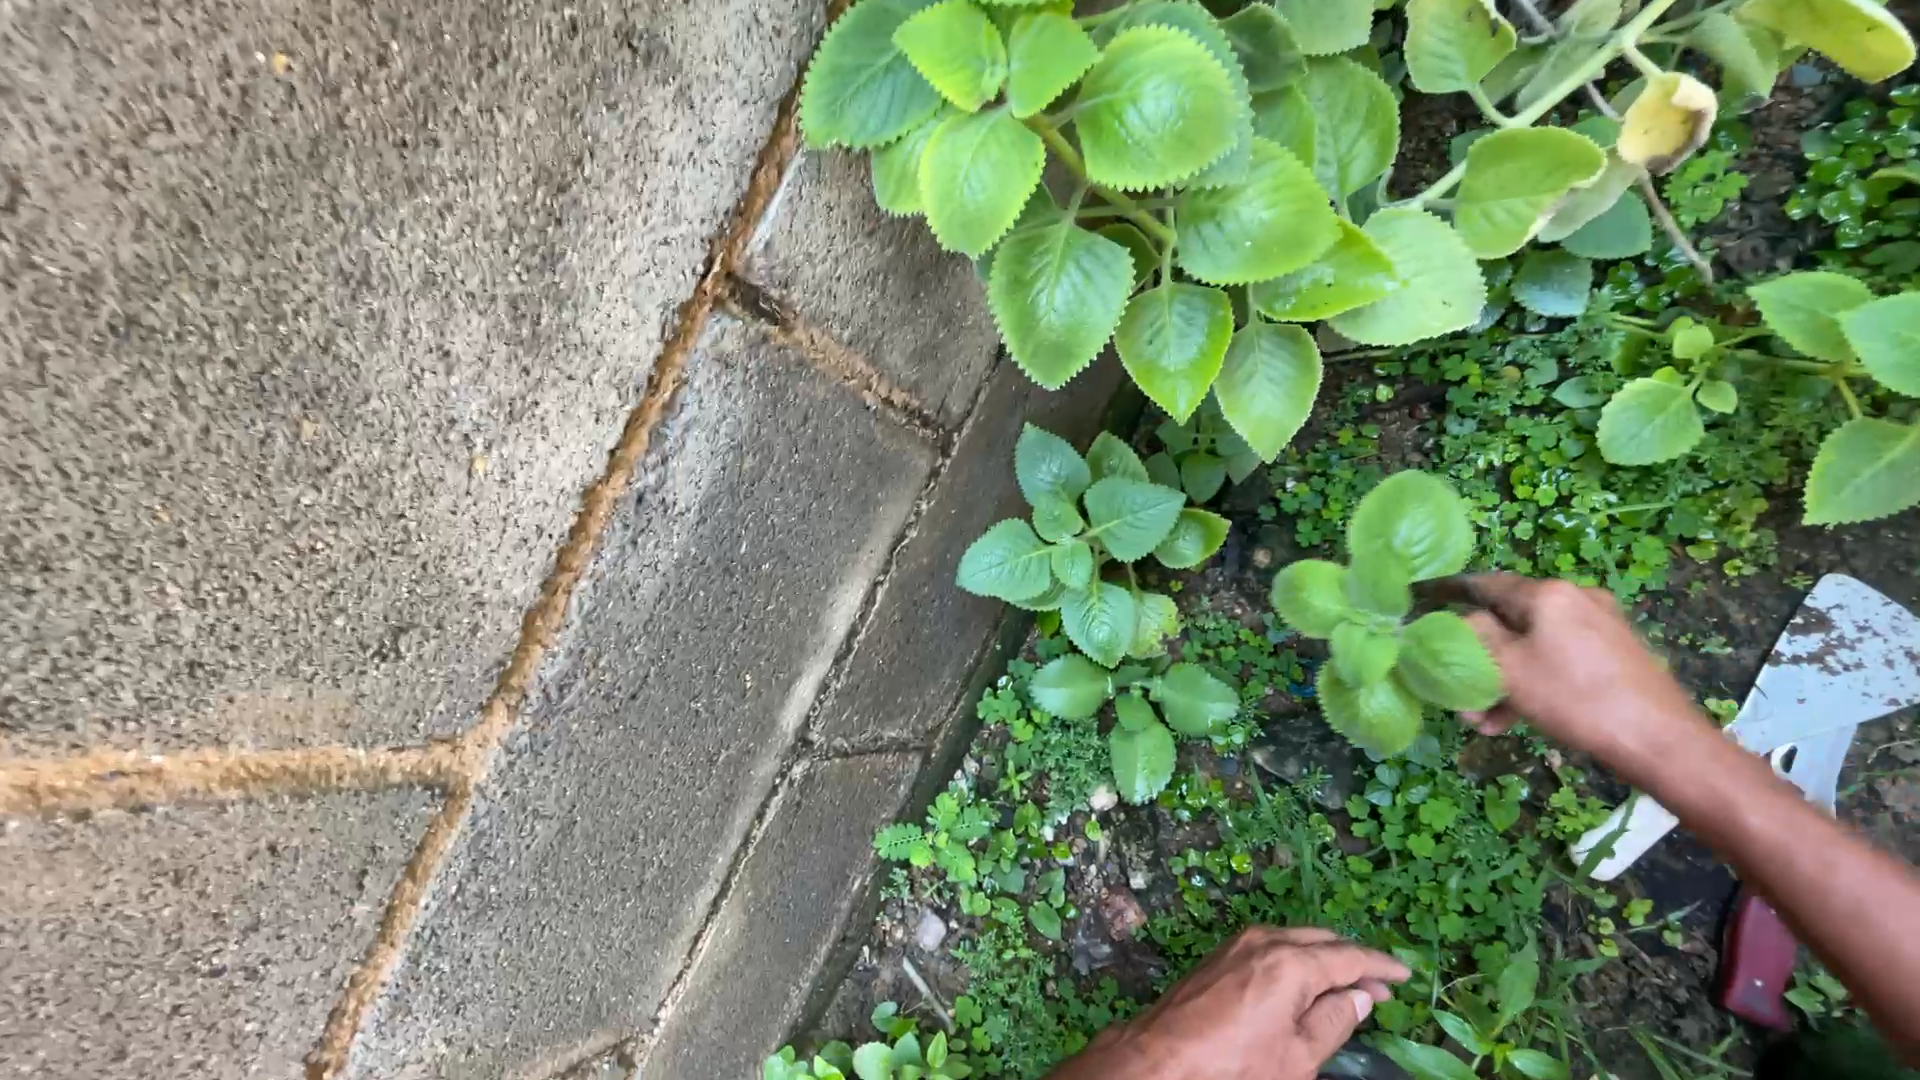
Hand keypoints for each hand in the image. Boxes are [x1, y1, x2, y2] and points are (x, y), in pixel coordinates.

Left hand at [1048, 926, 1408, 1079]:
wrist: (1166, 1055)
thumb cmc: (1239, 1064)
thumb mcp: (1299, 1055)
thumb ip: (1334, 1020)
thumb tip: (1359, 995)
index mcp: (1290, 961)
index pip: (1346, 956)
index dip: (1379, 965)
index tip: (1404, 973)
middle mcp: (1265, 939)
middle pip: (1321, 940)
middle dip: (1353, 958)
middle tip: (1381, 984)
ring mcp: (1240, 942)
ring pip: (1295, 939)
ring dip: (1324, 956)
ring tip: (1349, 982)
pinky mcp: (1223, 953)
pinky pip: (1272, 945)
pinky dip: (1298, 957)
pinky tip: (1306, 979)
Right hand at [1458, 574, 1711, 770]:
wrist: (1662, 743)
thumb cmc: (1574, 697)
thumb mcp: (1507, 667)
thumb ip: (1472, 635)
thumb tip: (1460, 622)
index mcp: (1548, 594)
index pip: (1484, 585)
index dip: (1450, 598)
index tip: (1426, 617)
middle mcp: (1577, 599)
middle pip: (1509, 622)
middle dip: (1480, 657)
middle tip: (1460, 690)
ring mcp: (1601, 626)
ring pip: (1533, 646)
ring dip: (1504, 678)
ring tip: (1485, 719)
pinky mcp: (1616, 653)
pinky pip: (1559, 659)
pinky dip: (1534, 682)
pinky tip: (1516, 719)